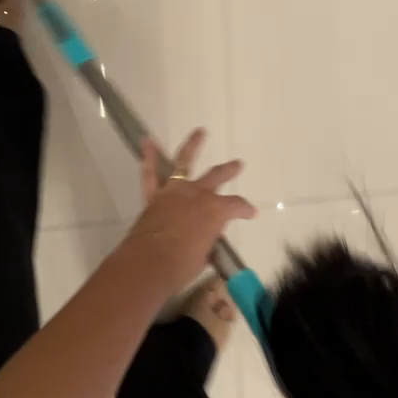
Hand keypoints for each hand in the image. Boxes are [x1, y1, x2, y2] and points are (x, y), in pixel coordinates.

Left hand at [115, 130, 255, 298]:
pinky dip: (148, 156)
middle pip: (216, 177)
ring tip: (200, 132)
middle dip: (228, 170)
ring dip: (193, 145)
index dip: (245, 209)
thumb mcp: (205, 256)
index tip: (250, 213)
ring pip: (184, 161)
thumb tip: (206, 237)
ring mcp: (174, 191)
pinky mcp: (154, 196)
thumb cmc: (182, 265)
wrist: (150, 263)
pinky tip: (146, 140)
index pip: (237, 205)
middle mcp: (197, 194)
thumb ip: (207, 241)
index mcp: (215, 210)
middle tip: (237, 164)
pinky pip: (150, 173)